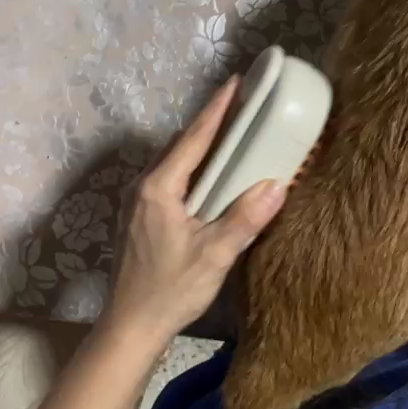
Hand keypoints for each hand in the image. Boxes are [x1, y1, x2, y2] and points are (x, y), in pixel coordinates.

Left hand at [106, 79, 287, 343]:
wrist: (130, 326)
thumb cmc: (171, 289)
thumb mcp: (214, 255)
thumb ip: (244, 218)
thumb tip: (277, 185)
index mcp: (159, 188)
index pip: (193, 138)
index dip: (216, 109)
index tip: (234, 82)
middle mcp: (143, 187)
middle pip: (180, 144)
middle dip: (210, 122)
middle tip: (240, 105)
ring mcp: (138, 202)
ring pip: (172, 161)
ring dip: (199, 144)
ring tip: (229, 134)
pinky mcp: (140, 217)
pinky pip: (169, 177)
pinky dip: (191, 166)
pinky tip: (209, 176)